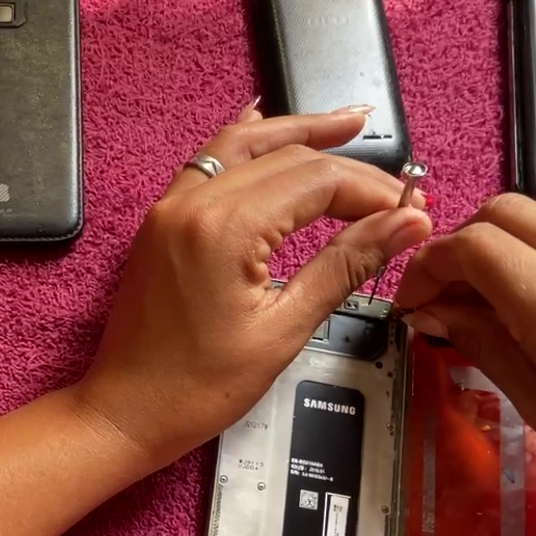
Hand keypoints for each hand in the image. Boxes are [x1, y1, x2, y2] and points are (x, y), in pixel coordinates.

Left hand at [75, 103, 430, 467]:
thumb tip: (406, 223)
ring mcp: (168, 209)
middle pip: (284, 158)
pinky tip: (263, 126)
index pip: (316, 179)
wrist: (124, 411)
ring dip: (294, 135)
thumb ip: (344, 266)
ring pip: (241, 148)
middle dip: (344, 168)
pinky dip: (241, 146)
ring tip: (347, 124)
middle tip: (394, 191)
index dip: (371, 191)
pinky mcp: (158, 224)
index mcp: (224, 228)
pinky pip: (204, 165)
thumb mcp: (282, 331)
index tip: (411, 213)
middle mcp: (191, 203)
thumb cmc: (199, 388)